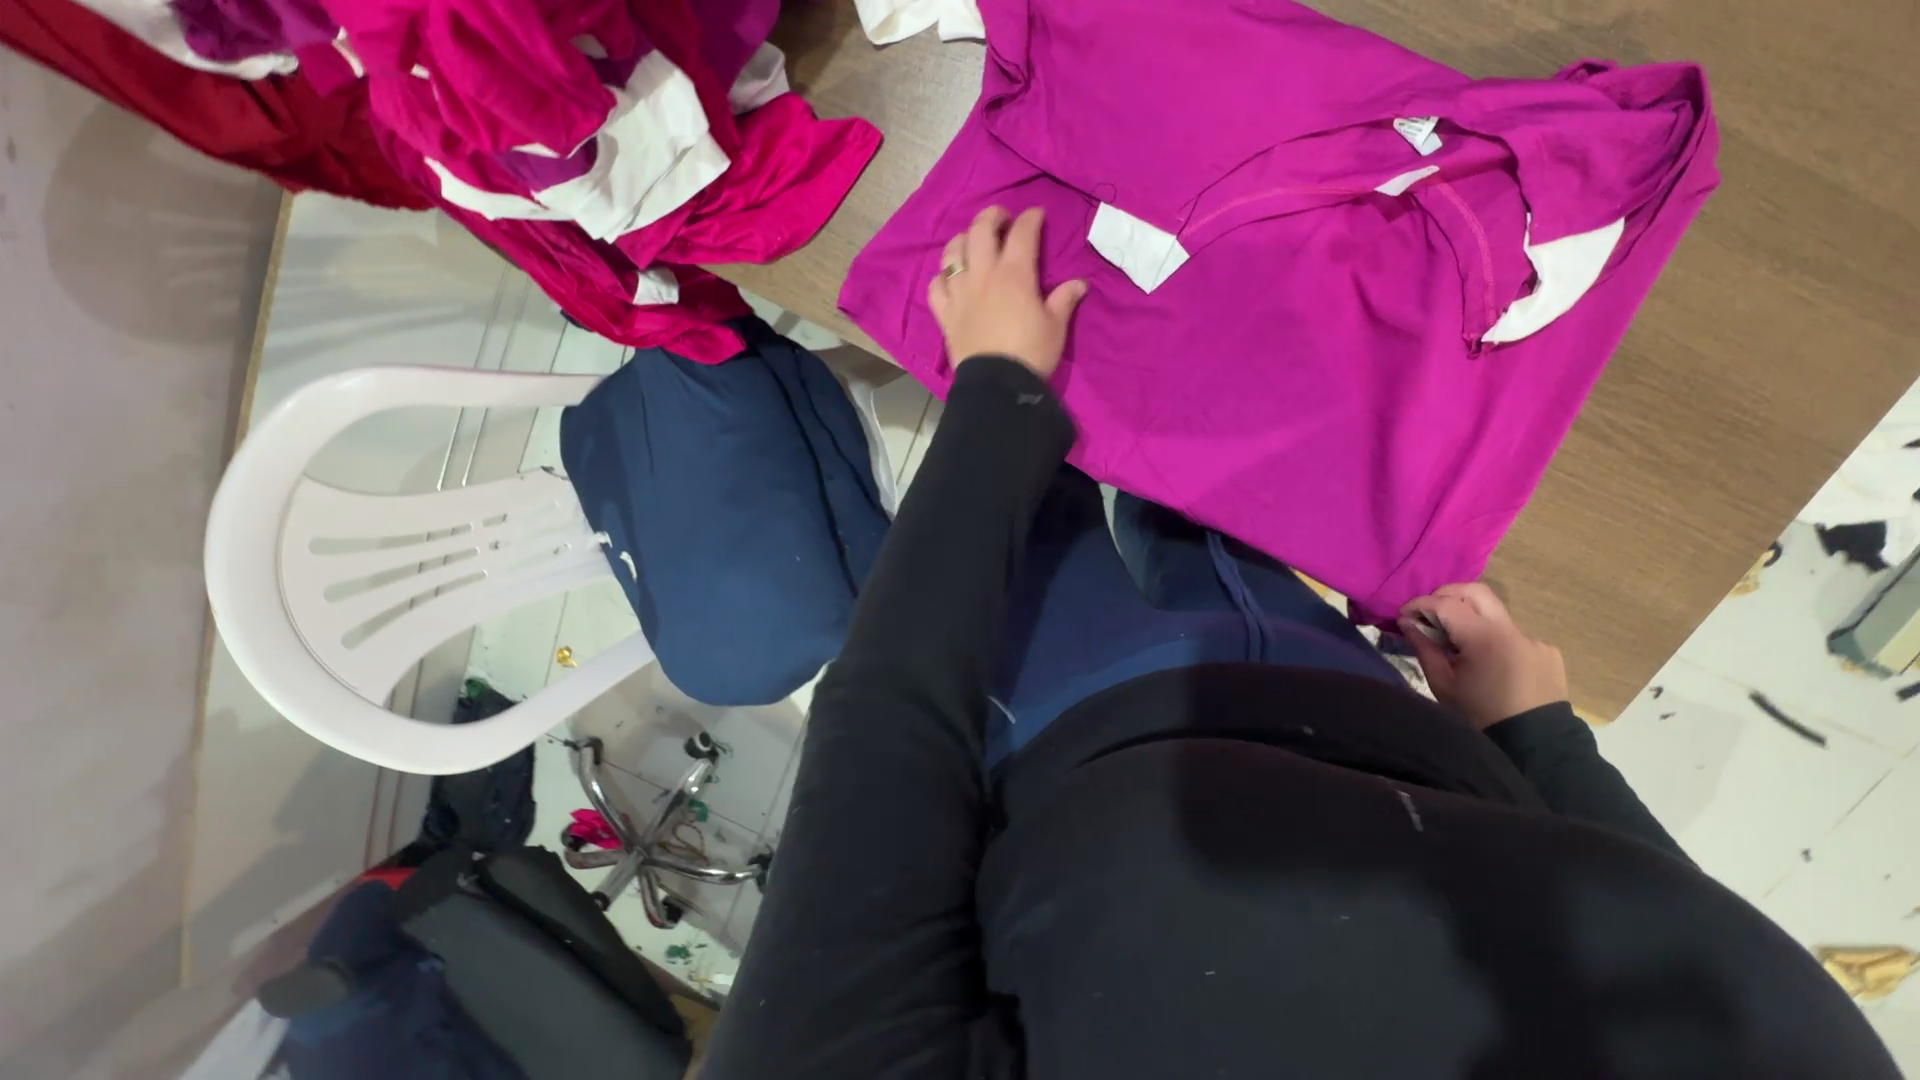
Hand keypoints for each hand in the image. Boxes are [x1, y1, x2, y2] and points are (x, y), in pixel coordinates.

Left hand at [928, 206, 1087, 379]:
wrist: (997, 385)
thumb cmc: (1031, 353)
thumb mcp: (1056, 326)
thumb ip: (1064, 300)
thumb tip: (1079, 283)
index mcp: (1015, 274)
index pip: (1022, 233)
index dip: (1031, 218)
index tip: (1037, 215)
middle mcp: (984, 275)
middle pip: (981, 230)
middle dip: (992, 216)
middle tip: (1001, 218)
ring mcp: (960, 293)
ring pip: (953, 252)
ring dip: (963, 240)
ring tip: (972, 242)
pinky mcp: (945, 314)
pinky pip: (936, 286)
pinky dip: (942, 278)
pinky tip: (949, 279)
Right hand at [1398, 582, 1567, 730]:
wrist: (1534, 746)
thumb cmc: (1478, 716)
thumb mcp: (1442, 684)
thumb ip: (1424, 647)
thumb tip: (1408, 623)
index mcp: (1484, 638)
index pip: (1446, 603)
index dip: (1420, 604)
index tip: (1404, 615)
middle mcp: (1513, 630)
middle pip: (1476, 592)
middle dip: (1446, 595)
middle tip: (1428, 613)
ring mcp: (1534, 640)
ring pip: (1495, 615)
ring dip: (1471, 620)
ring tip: (1457, 644)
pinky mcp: (1547, 652)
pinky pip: (1513, 636)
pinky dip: (1494, 641)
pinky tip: (1489, 664)